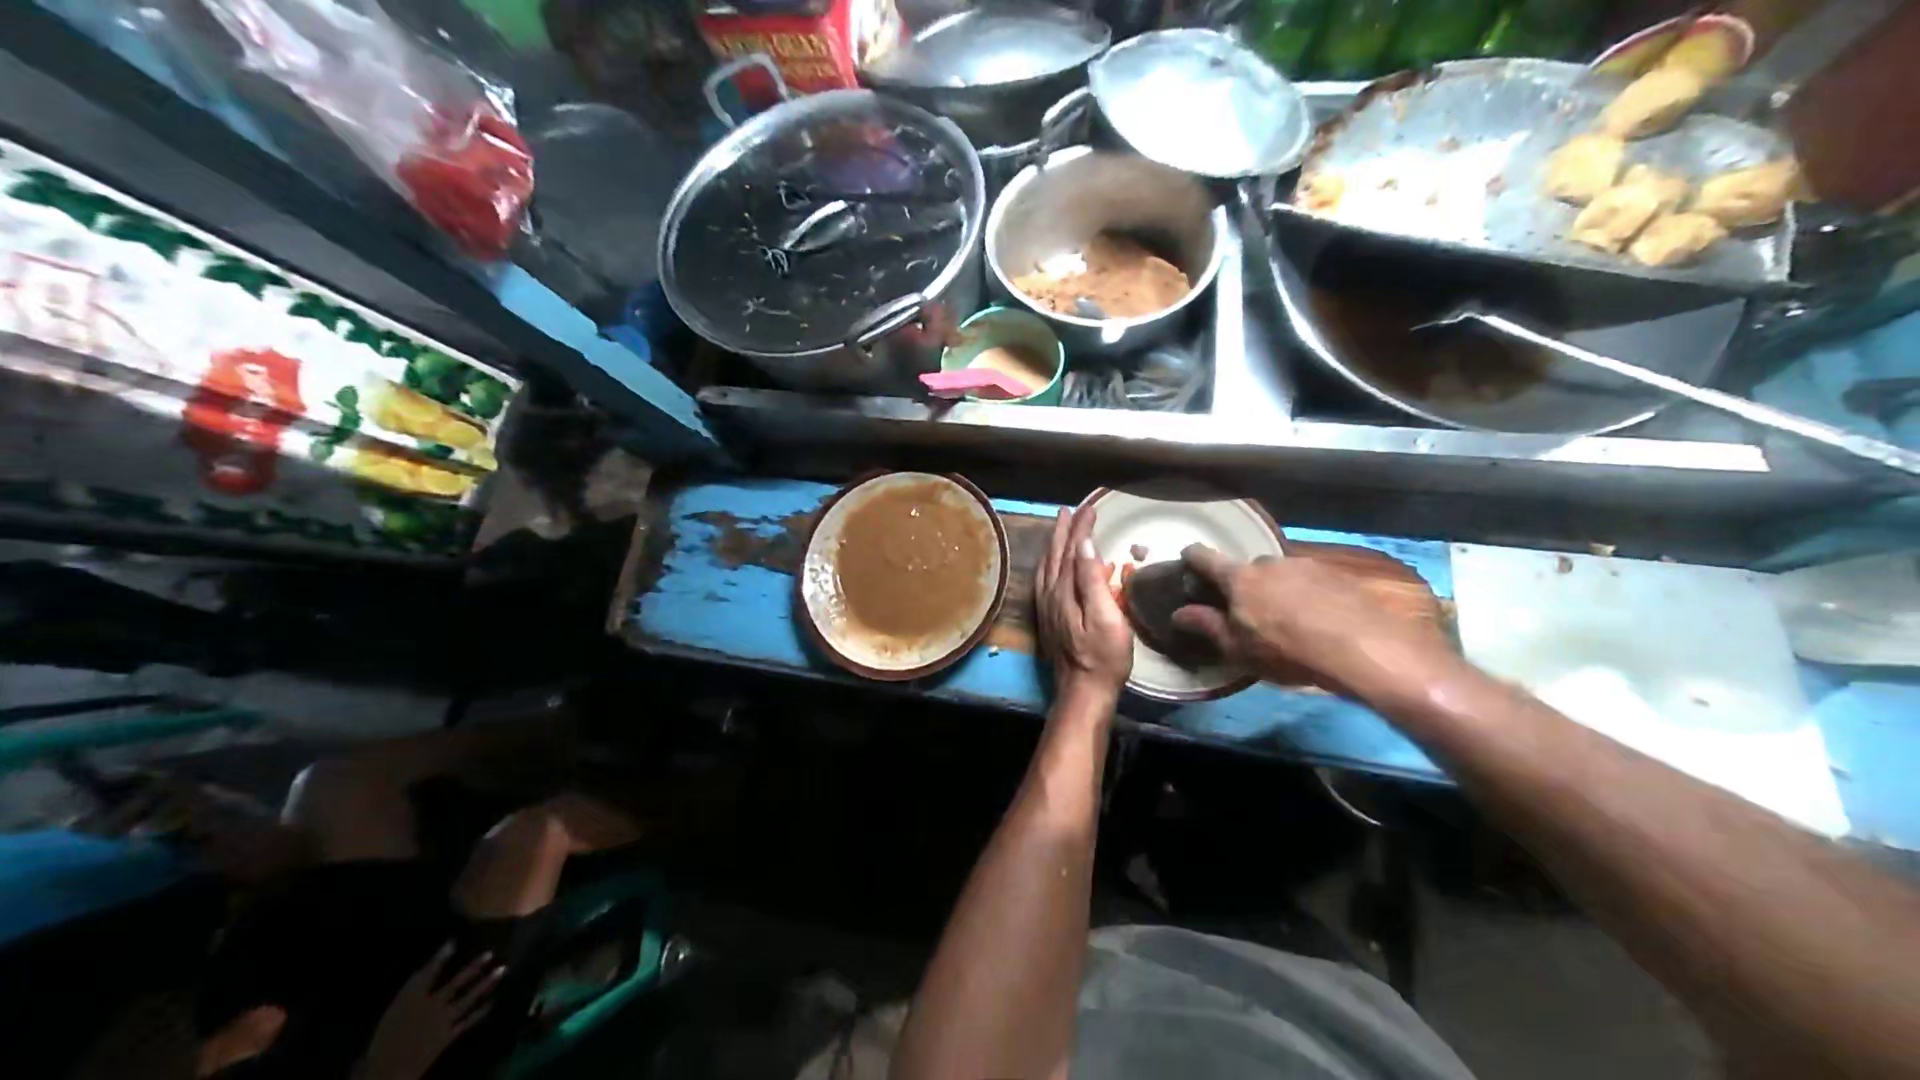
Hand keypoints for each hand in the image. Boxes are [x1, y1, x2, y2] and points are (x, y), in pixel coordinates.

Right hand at [355, 944, 502, 1079]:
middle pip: (457, 982)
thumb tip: (425, 970)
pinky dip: (481, 1011)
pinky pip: (468, 1021)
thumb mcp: (391, 1014)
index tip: (453, 942)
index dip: (440, 957)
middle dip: (474, 967)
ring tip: (503, 969)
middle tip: (490, 953)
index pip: (427, 973)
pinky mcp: (448, 1035)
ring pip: (469, 997)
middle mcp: (431, 1006)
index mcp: (411, 1000)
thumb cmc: (382, 1043)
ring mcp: (442, 1020)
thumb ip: (410, 992)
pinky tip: (492, 1002)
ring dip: (487, 983)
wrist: (384, 1072)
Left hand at [1035, 506, 1131, 700]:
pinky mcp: (1049, 618)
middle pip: (1055, 555)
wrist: (1082, 692)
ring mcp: (1047, 607)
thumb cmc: (1103, 657)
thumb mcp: (1106, 618)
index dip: (1080, 528)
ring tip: (1061, 528)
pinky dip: (1051, 564)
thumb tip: (1084, 544)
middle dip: (1063, 531)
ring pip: (1047, 566)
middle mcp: (1050, 594)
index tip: (1089, 508)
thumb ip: (1092, 580)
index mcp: (1065, 591)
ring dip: (1055, 544)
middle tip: (1069, 510)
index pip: (1072, 550)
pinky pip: (1045, 580)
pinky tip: (1056, 566)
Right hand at [1173, 545, 1455, 704]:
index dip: (1193, 557)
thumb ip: (1207, 626)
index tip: (1187, 559)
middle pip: (1247, 569)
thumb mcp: (1239, 648)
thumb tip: (1179, 613)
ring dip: (1277, 590)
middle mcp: (1270, 562)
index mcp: (1239, 578)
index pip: (1205, 557)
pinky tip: (1316, 618)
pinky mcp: (1337, 574)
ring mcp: (1306, 564)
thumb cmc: (1288, 651)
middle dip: (1243, 585)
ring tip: (1286, 617)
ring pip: (1281, 574)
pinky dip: (1306, 594)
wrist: (1364, 648)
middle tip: (1246, 609)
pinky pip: (1310, 581)